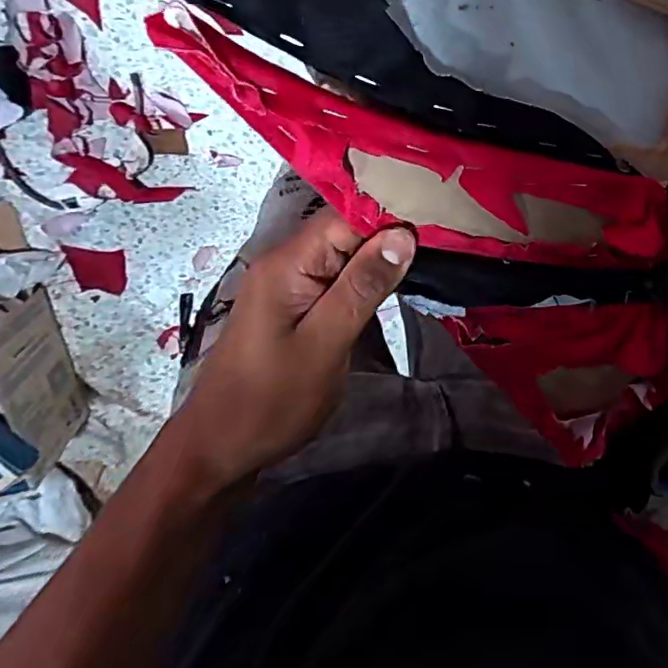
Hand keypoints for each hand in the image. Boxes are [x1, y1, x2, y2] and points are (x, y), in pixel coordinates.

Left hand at [161, 212, 416, 489]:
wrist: (220, 451)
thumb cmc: (270, 402)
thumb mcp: (324, 344)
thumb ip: (363, 287)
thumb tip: (405, 234)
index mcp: (288, 264)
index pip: (349, 216)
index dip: (393, 216)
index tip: (440, 226)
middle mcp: (289, 261)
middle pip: (350, 227)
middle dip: (396, 231)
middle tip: (447, 239)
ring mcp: (294, 280)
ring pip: (350, 249)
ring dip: (387, 251)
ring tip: (435, 252)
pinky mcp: (302, 299)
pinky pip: (343, 270)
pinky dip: (372, 271)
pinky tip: (400, 275)